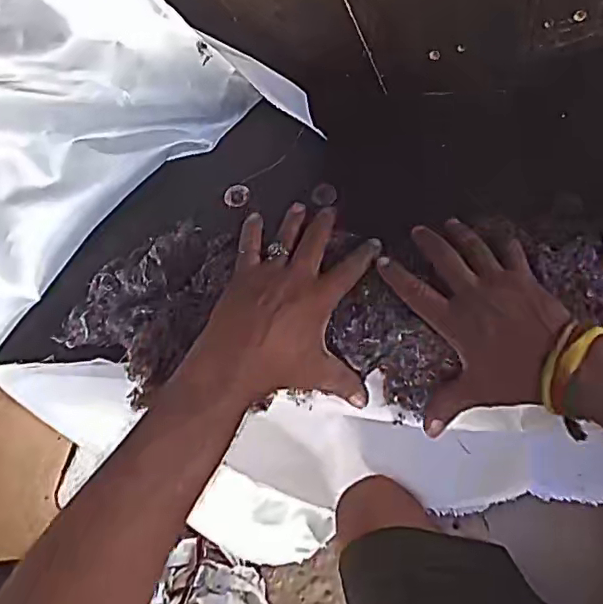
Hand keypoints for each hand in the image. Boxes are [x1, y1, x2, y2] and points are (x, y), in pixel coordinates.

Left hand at [168, 204, 380, 411]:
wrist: (231, 363)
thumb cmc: (273, 366)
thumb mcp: (316, 373)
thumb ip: (343, 382)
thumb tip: (361, 396)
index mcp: (318, 298)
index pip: (348, 270)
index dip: (363, 255)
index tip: (371, 244)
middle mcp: (295, 279)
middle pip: (315, 243)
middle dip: (325, 225)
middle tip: (331, 210)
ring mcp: (268, 274)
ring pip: (284, 238)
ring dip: (293, 221)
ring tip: (300, 207)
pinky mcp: (243, 276)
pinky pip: (249, 247)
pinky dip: (251, 231)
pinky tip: (253, 218)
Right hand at [377, 220, 573, 434]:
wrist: (563, 364)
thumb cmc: (516, 377)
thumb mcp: (476, 391)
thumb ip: (447, 404)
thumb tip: (428, 428)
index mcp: (454, 321)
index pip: (416, 293)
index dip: (397, 275)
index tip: (384, 261)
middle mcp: (472, 295)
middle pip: (444, 259)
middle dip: (428, 242)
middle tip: (418, 230)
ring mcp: (499, 282)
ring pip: (474, 248)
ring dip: (460, 233)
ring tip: (449, 223)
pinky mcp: (524, 278)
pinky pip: (510, 251)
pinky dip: (501, 239)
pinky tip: (496, 232)